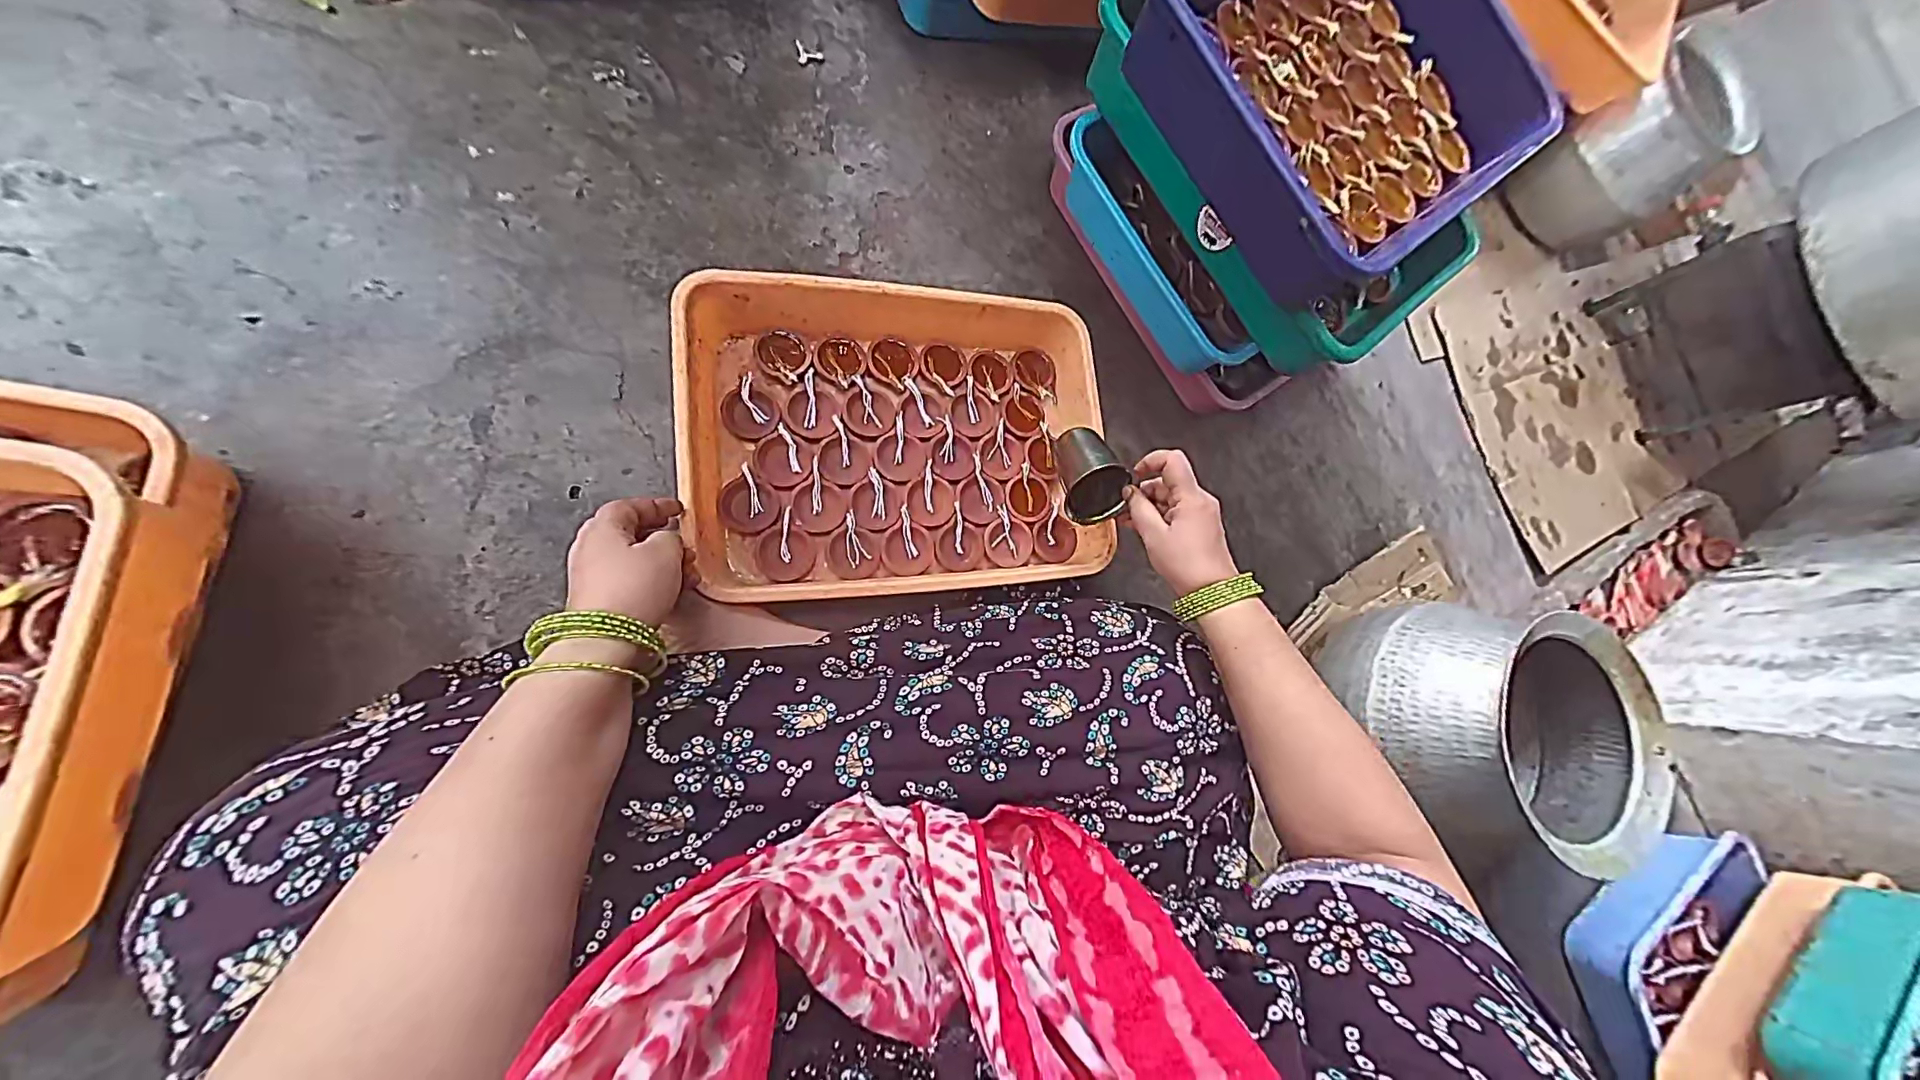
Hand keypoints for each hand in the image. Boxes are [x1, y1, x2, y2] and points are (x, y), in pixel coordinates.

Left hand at [565, 497, 685, 626]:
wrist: (609, 637)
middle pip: (630, 533)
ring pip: (632, 558)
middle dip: (662, 538)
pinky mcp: (598, 598)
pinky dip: (651, 580)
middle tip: (683, 544)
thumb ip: (671, 537)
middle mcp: (590, 548)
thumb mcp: (666, 551)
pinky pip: (628, 580)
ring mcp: (591, 574)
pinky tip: (671, 590)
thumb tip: (669, 540)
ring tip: (685, 573)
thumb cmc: (633, 590)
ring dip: (661, 562)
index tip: (676, 509)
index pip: (630, 506)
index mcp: (602, 527)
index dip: (657, 506)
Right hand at [1125, 450, 1239, 596]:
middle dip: (1144, 492)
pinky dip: (1160, 516)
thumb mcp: (1153, 534)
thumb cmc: (1188, 566)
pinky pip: (1177, 511)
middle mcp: (1201, 501)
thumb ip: (1138, 507)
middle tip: (1128, 509)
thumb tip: (1129, 493)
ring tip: (1135, 524)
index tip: (1134, 476)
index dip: (1149, 462)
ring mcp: (1202, 512)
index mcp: (1192, 497)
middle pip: (1167, 481)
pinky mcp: (1200, 524)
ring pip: (1170, 497)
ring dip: (1150, 507)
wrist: (1210, 590)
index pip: (1172, 460)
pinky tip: (1148, 530)